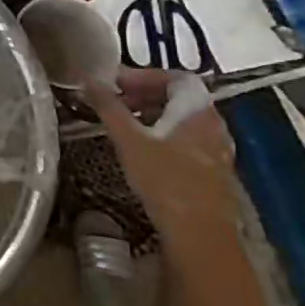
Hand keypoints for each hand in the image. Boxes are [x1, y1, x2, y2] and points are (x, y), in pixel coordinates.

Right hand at [84, 68, 238, 236]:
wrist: (198, 230)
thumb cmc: (163, 179)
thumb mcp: (128, 140)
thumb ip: (108, 107)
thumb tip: (88, 78)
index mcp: (197, 110)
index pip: (175, 76)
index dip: (143, 75)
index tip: (113, 83)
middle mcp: (213, 124)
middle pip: (180, 96)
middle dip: (144, 94)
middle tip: (113, 102)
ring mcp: (216, 147)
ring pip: (182, 118)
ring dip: (152, 114)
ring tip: (122, 124)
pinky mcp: (212, 168)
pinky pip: (186, 137)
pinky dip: (162, 132)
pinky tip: (142, 148)